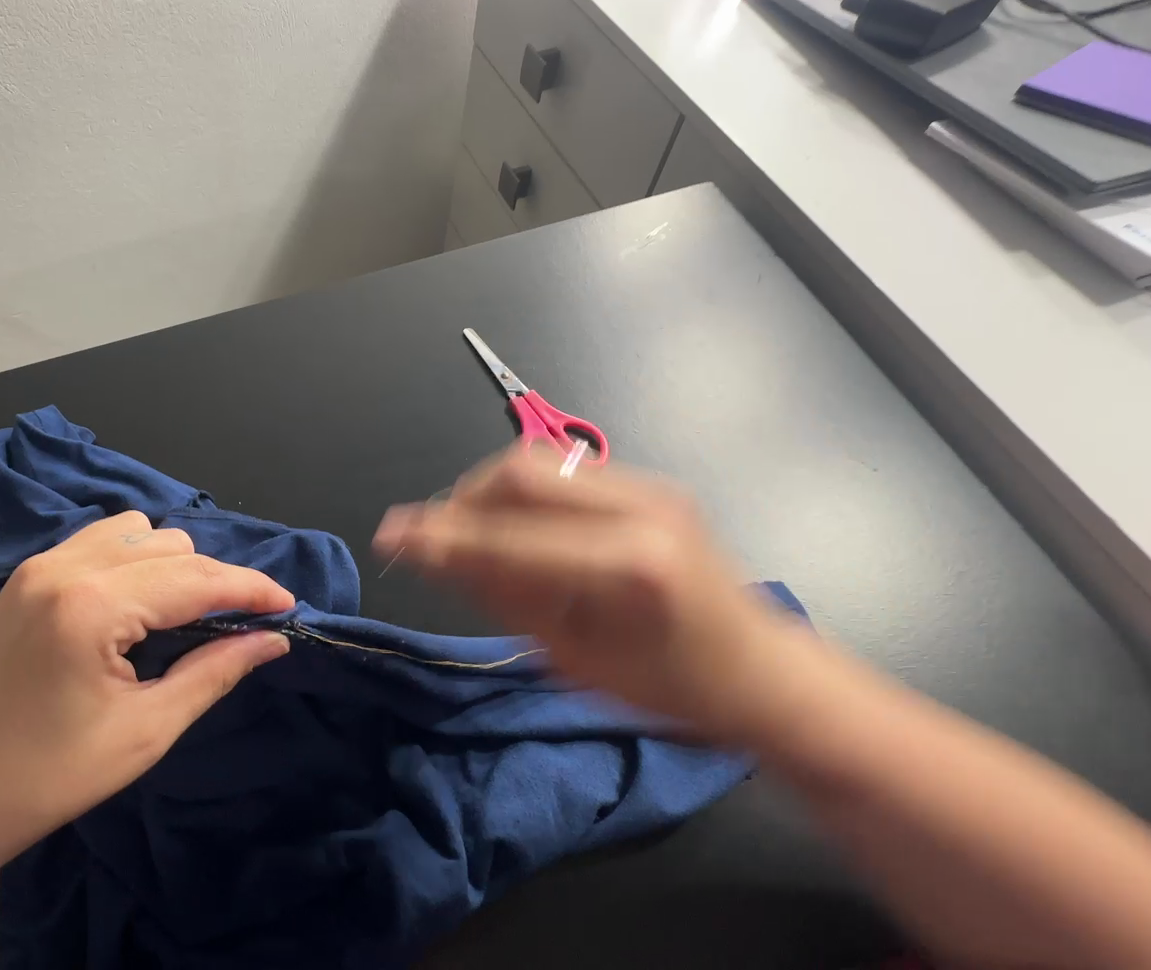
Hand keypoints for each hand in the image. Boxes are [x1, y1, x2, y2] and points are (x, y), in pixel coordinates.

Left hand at [0, 510, 295, 875]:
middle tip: (239, 626)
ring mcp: (39, 565)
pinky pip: (98, 540)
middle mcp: (64, 567)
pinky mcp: (25, 576)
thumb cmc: (53, 776)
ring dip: (173, 564)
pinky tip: (139, 601)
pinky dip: (134, 558)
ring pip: (135, 532)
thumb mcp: (146, 730)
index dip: (250, 588)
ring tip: (186, 615)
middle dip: (215, 581)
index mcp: (92, 605)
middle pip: (170, 546)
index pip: (194, 578)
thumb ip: (214, 673)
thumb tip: (272, 639)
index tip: (288, 606)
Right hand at [374, 444, 808, 735]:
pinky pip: (559, 472)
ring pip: (534, 462)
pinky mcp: (647, 481)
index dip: (442, 537)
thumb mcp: (572, 658)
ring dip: (487, 492)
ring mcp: (649, 485)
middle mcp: (642, 506)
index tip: (390, 538)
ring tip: (468, 532)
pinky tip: (512, 527)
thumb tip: (432, 554)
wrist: (760, 672)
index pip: (508, 538)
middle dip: (462, 500)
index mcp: (630, 566)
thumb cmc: (666, 688)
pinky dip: (519, 494)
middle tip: (433, 536)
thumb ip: (501, 594)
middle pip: (519, 472)